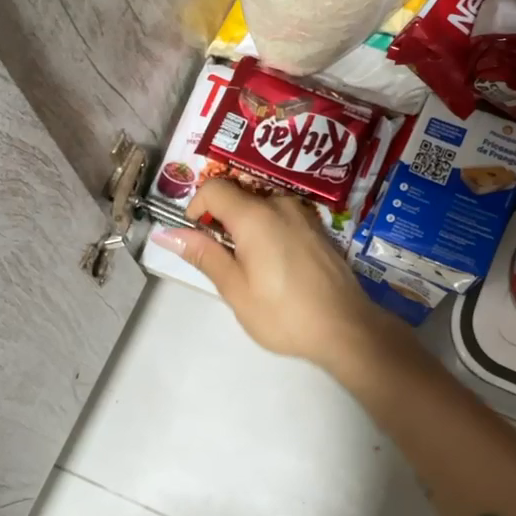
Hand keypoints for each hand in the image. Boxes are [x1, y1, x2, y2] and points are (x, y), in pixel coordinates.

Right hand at [151, 179, 405, 374]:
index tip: (194, 235)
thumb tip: (170, 234)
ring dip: (245, 224)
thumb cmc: (284, 313)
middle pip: (239, 193)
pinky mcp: (318, 230)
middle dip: (220, 216)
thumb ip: (205, 255)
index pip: (215, 187)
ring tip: (246, 263)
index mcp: (255, 215)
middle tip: (219, 255)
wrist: (345, 327)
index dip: (196, 206)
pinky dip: (267, 230)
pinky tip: (273, 265)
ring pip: (262, 204)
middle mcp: (280, 205)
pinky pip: (282, 217)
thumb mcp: (236, 289)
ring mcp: (303, 215)